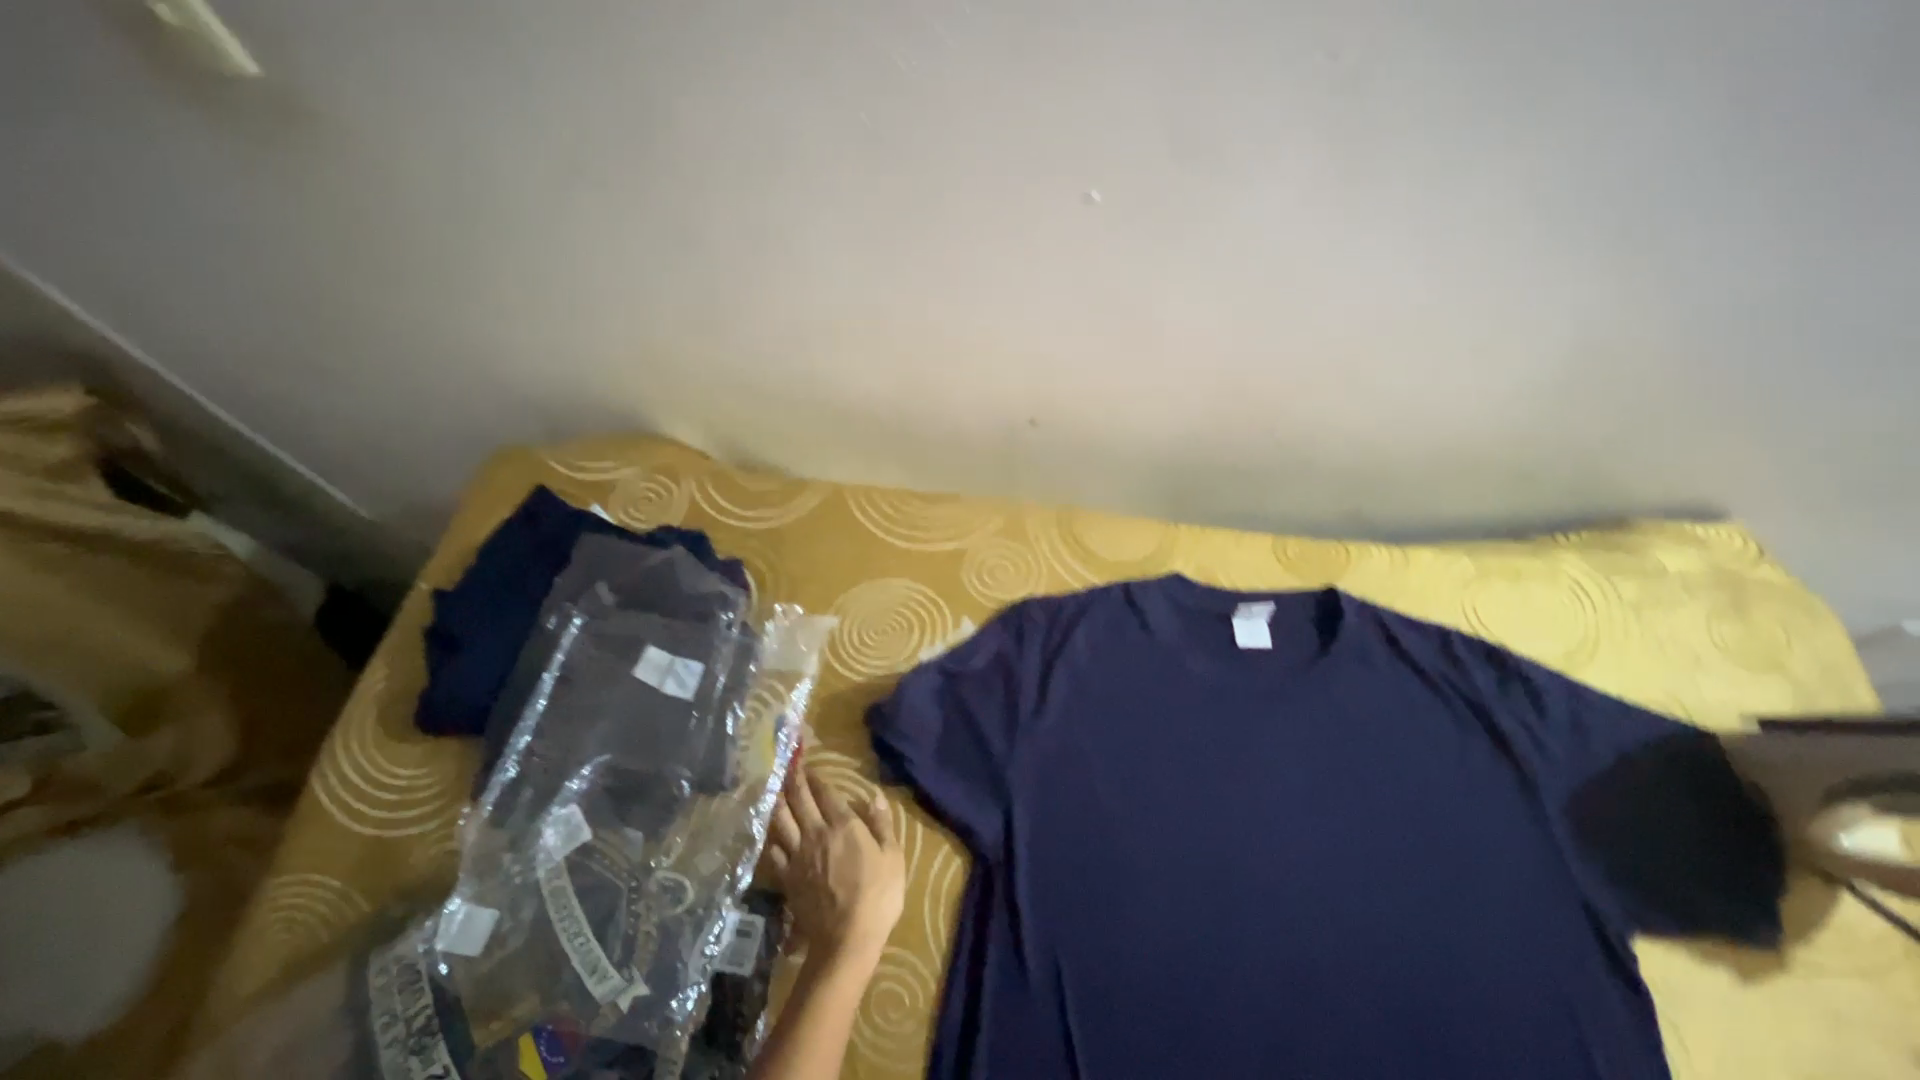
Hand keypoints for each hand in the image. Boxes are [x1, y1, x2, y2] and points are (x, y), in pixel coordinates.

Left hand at [764, 765, 906, 968]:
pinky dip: (769, 837)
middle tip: (787, 767)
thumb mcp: (893, 857)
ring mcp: (797, 855)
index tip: (809, 766)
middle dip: (793, 781)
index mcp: (844, 826)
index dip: (816, 778)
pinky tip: (768, 832)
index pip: (826, 794)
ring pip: (781, 821)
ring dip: (777, 802)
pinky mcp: (786, 877)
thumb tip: (874, 794)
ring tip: (772, 789)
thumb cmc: (879, 896)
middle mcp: (816, 833)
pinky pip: (772, 850)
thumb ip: (882, 823)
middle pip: (800, 801)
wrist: (847, 938)